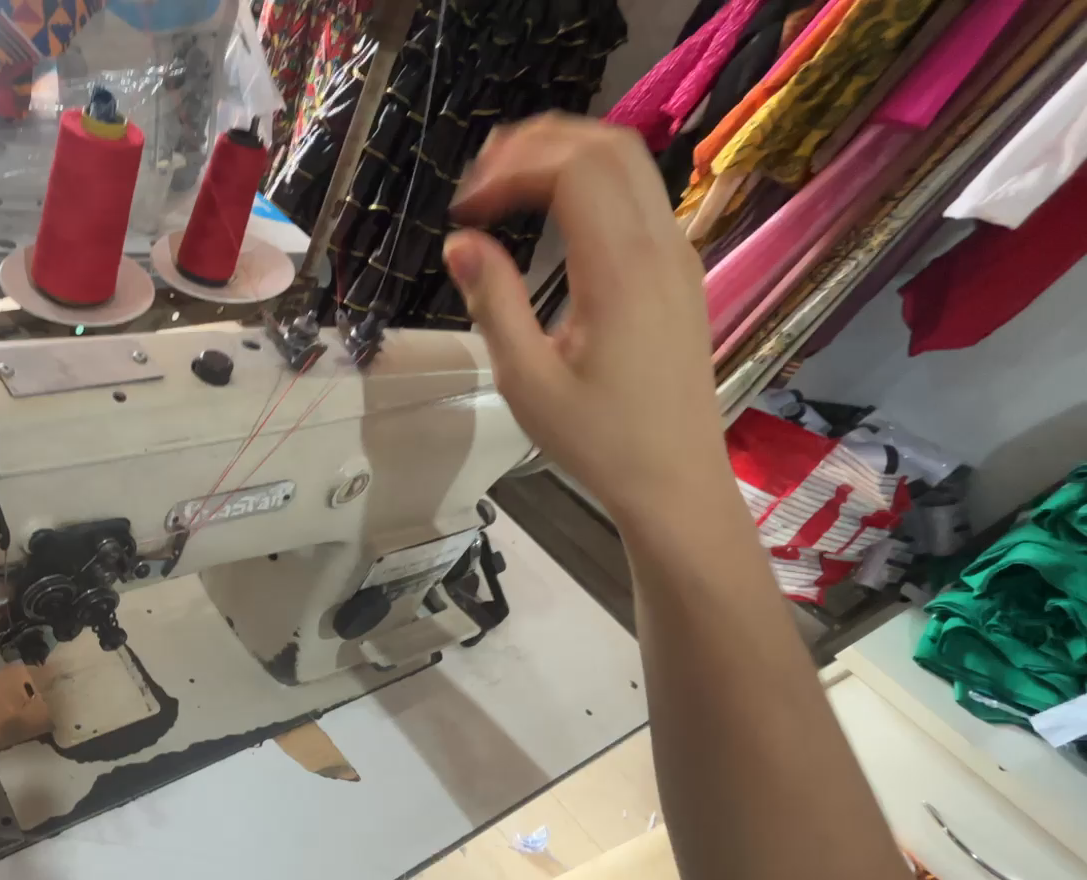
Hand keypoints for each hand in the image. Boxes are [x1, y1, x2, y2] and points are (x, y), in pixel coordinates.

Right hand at [442, 115, 730, 527]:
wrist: (673, 479)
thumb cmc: (595, 439)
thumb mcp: (526, 380)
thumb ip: (492, 302)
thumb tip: (459, 243)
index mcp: (620, 271)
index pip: (573, 172)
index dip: (510, 170)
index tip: (460, 209)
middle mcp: (660, 246)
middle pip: (609, 147)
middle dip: (539, 144)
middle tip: (477, 177)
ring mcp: (676, 255)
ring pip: (629, 165)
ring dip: (565, 157)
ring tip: (503, 181)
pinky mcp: (676, 272)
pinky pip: (637, 197)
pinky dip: (588, 183)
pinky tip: (549, 212)